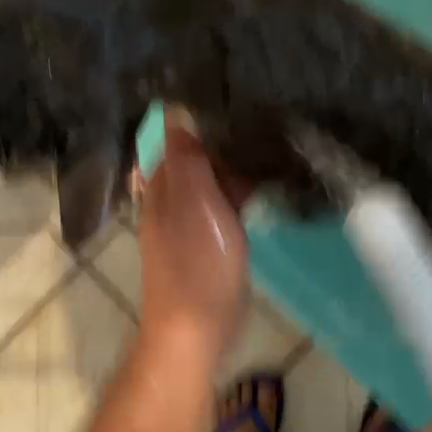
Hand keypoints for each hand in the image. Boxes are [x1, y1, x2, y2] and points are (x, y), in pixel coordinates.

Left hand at [135, 119, 249, 358]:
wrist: (195, 332)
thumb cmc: (196, 265)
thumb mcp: (194, 203)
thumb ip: (187, 159)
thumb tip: (177, 112)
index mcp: (160, 187)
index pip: (173, 139)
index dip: (198, 119)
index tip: (234, 99)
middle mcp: (168, 202)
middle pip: (192, 160)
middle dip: (221, 142)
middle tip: (263, 121)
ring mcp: (187, 226)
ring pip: (209, 184)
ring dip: (233, 168)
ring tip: (271, 146)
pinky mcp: (207, 247)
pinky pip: (221, 209)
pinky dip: (238, 195)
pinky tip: (264, 189)